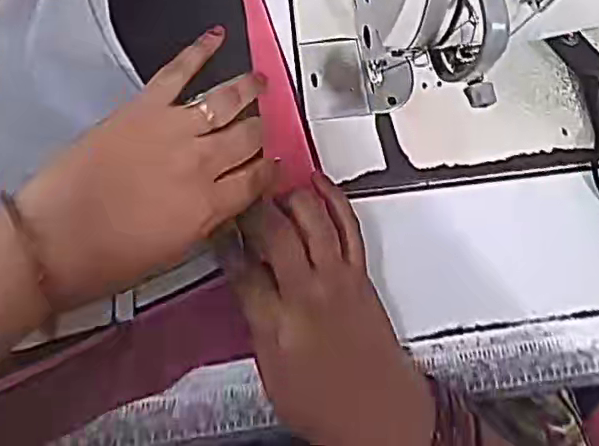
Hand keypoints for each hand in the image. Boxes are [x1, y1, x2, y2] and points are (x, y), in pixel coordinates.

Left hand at [15, 27, 275, 311]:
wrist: (50, 240)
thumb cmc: (105, 257)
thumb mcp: (171, 252)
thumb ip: (205, 220)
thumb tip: (224, 200)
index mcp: (208, 206)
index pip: (256, 179)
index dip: (270, 169)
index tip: (276, 162)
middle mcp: (200, 162)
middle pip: (249, 136)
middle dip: (262, 129)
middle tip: (266, 123)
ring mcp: (174, 129)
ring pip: (227, 99)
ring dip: (248, 87)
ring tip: (260, 80)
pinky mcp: (145, 106)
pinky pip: (180, 70)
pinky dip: (199, 50)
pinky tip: (216, 36)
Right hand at [222, 174, 433, 445]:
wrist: (379, 417)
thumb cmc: (326, 404)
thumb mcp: (270, 370)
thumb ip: (254, 318)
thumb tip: (242, 277)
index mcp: (278, 327)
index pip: (242, 269)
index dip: (226, 242)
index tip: (219, 227)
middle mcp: (308, 296)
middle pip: (274, 233)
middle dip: (252, 210)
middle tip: (242, 200)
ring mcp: (337, 279)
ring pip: (311, 218)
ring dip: (288, 197)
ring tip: (273, 192)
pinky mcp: (359, 272)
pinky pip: (347, 223)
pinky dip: (333, 197)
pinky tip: (318, 182)